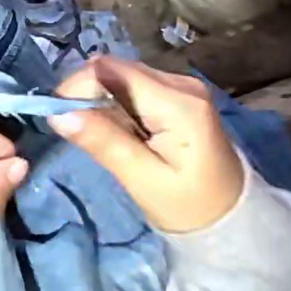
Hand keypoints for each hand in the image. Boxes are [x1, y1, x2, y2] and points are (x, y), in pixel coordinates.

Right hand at [49, 56, 243, 231]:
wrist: (233, 220)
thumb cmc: (188, 206)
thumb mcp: (142, 180)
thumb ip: (103, 142)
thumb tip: (59, 114)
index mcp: (179, 102)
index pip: (112, 70)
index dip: (79, 85)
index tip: (58, 115)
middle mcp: (181, 83)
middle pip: (116, 69)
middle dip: (87, 94)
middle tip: (75, 129)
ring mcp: (182, 87)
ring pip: (122, 76)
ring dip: (101, 100)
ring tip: (99, 135)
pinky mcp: (178, 95)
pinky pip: (134, 87)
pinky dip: (117, 105)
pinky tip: (120, 131)